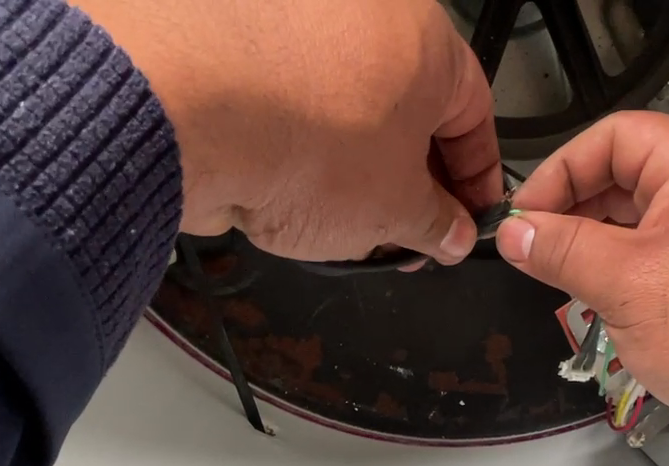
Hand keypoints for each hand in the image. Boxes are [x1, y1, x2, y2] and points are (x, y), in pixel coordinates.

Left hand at [76, 0, 502, 264]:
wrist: (191, 113)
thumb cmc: (307, 141)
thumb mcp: (397, 210)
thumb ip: (435, 224)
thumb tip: (450, 233)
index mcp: (423, 39)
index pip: (473, 116)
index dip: (476, 181)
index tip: (468, 224)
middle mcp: (363, 17)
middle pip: (407, 114)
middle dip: (414, 187)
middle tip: (412, 240)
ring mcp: (295, 29)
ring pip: (348, 117)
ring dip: (359, 179)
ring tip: (352, 234)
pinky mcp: (242, 54)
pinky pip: (296, 117)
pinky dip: (307, 161)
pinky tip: (300, 205)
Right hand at [495, 112, 668, 465]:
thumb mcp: (628, 284)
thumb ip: (564, 252)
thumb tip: (516, 234)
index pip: (614, 139)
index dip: (561, 172)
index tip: (523, 216)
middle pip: (621, 183)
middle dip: (572, 216)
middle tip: (532, 254)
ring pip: (633, 231)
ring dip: (591, 256)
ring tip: (558, 284)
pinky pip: (650, 269)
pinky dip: (617, 284)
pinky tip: (594, 309)